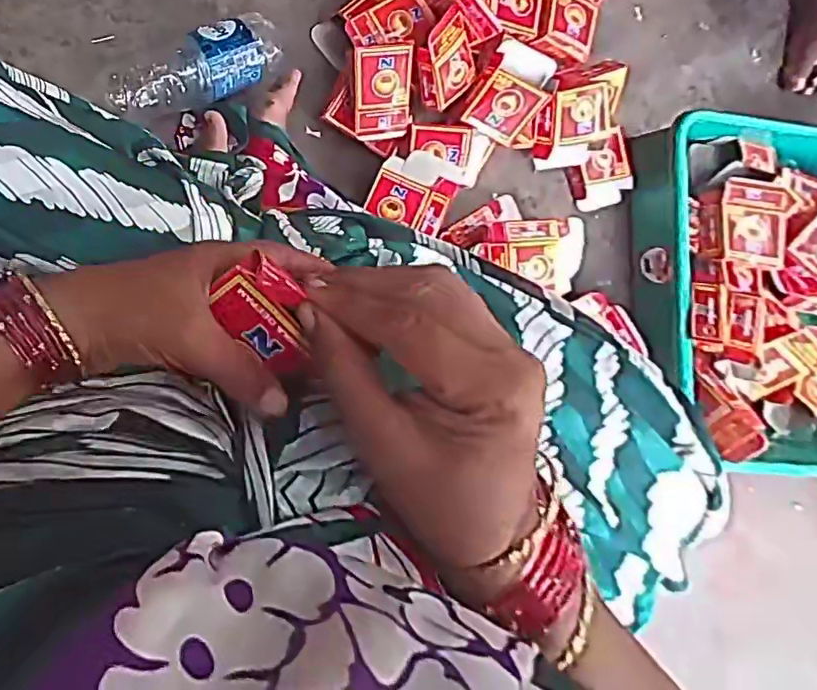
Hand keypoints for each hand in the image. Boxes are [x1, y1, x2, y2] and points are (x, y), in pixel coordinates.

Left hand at [35, 242, 330, 416]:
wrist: (72, 326)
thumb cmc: (136, 309)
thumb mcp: (191, 335)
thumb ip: (239, 367)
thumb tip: (282, 405)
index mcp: (222, 257)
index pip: (280, 257)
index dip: (312, 271)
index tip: (348, 293)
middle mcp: (217, 276)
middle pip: (269, 293)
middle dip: (299, 316)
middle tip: (337, 344)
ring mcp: (201, 305)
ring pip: (250, 322)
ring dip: (273, 343)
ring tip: (311, 367)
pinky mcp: (187, 332)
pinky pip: (229, 343)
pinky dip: (248, 359)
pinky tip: (266, 379)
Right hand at [299, 266, 545, 574]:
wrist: (493, 532)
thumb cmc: (438, 503)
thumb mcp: (381, 446)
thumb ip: (345, 374)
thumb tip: (311, 314)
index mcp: (493, 387)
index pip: (414, 325)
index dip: (354, 304)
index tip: (306, 293)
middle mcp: (511, 354)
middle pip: (429, 294)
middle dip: (363, 285)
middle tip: (313, 286)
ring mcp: (510, 344)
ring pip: (437, 286)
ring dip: (381, 283)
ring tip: (335, 291)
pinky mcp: (498, 341)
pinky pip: (444, 298)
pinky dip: (400, 292)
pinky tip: (368, 299)